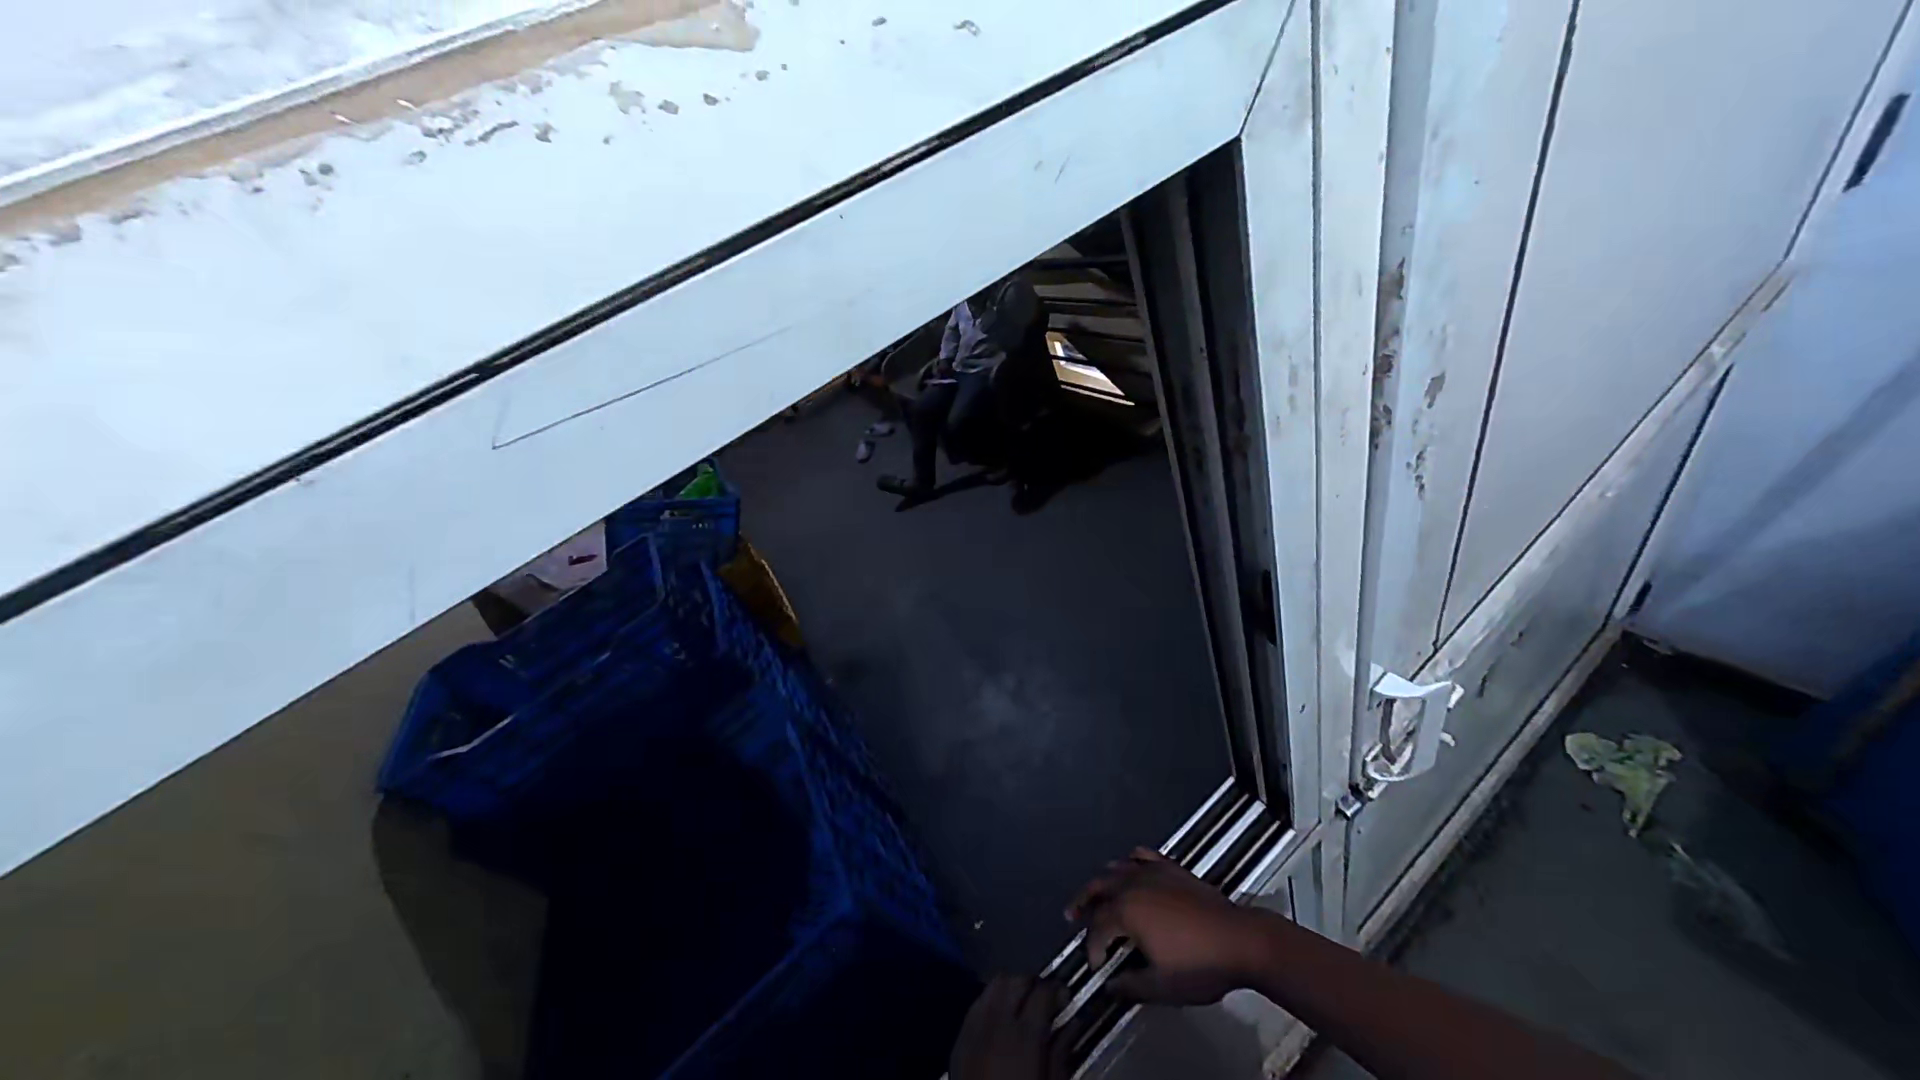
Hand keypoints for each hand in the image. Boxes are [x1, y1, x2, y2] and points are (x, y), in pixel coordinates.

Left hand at [949, 976, 1068, 1079]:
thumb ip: (1061, 1053)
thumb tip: (1072, 1024)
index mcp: (1023, 1037)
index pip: (1042, 991)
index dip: (1057, 990)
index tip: (1065, 998)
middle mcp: (996, 1022)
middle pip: (1015, 980)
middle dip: (1033, 984)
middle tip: (1045, 1002)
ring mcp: (973, 1028)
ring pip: (993, 986)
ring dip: (1011, 988)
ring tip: (1023, 1007)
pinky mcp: (959, 1039)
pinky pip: (977, 1004)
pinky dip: (991, 1002)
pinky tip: (1001, 1021)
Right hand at [1066, 848, 1267, 1005]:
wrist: (1241, 940)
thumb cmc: (1200, 965)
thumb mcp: (1162, 987)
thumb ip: (1130, 985)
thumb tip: (1110, 985)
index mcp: (1126, 912)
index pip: (1097, 928)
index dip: (1092, 949)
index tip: (1096, 967)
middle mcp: (1133, 885)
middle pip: (1098, 888)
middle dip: (1083, 902)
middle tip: (1072, 915)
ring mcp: (1152, 872)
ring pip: (1116, 869)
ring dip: (1102, 882)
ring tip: (1095, 893)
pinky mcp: (1171, 868)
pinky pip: (1142, 856)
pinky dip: (1130, 861)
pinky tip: (1129, 866)